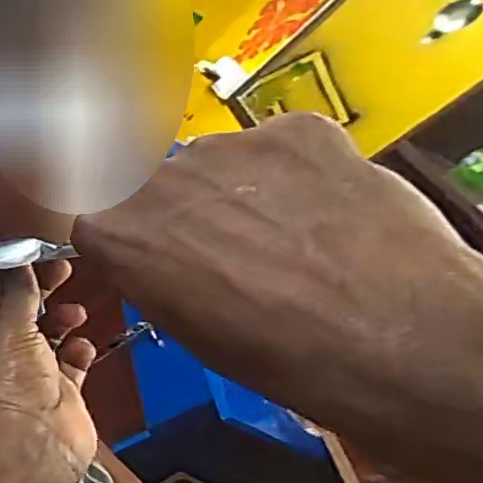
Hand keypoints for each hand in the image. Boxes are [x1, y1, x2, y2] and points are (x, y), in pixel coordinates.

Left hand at [0, 262, 97, 476]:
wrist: (38, 442)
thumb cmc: (14, 384)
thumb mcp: (12, 329)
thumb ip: (18, 293)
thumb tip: (16, 258)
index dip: (11, 273)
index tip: (34, 252)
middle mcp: (0, 353)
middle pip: (21, 311)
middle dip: (41, 290)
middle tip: (64, 269)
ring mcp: (31, 372)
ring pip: (48, 334)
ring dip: (62, 319)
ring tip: (76, 313)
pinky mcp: (59, 389)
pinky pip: (71, 360)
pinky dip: (78, 350)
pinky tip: (82, 346)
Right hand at [74, 113, 482, 429]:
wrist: (395, 338)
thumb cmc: (270, 352)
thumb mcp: (174, 319)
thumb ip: (144, 266)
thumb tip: (154, 247)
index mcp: (111, 232)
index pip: (87, 211)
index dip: (111, 228)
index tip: (133, 242)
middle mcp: (153, 180)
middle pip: (144, 182)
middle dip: (170, 208)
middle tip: (214, 244)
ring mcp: (225, 147)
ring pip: (209, 162)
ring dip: (228, 188)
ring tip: (279, 230)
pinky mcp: (296, 130)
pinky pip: (274, 144)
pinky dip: (288, 169)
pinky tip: (317, 207)